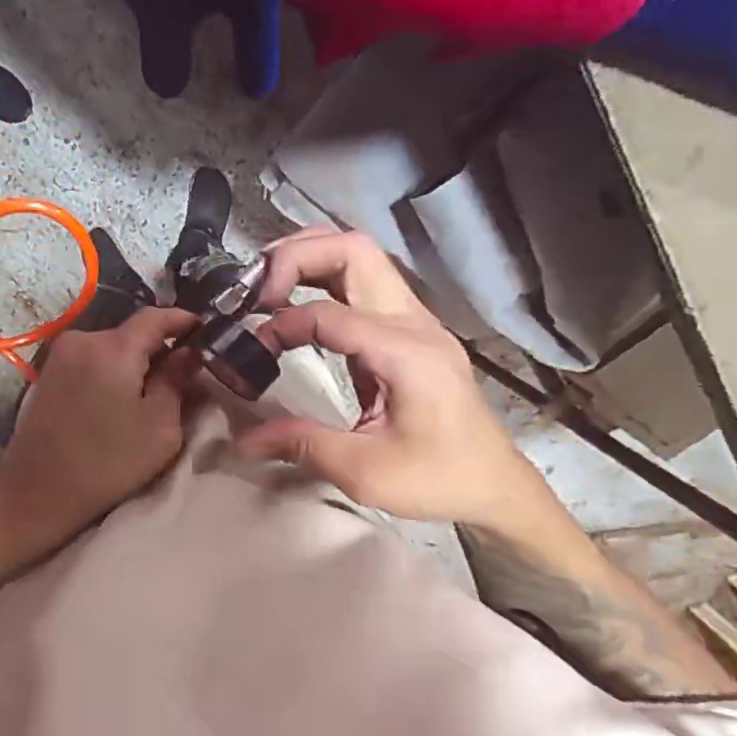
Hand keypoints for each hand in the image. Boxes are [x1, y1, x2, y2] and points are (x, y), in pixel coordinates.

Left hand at [0, 308, 199, 562]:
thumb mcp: (159, 427)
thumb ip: (177, 381)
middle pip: (132, 333)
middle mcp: (82, 339)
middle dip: (161, 348)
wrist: (36, 492)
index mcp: (113, 347)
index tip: (208, 335)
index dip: (186, 321)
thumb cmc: (106, 463)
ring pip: (111, 348)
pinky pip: (91, 362)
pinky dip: (111, 373)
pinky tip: (121, 399)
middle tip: (187, 375)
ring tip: (155, 392)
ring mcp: (59, 356)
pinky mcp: (47, 375)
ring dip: (135, 363)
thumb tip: (188, 352)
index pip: (157, 316)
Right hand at [240, 229, 561, 532]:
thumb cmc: (436, 479)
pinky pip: (360, 285)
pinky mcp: (406, 331)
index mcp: (407, 353)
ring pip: (359, 258)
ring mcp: (414, 322)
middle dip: (295, 257)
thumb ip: (301, 444)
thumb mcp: (364, 471)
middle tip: (251, 289)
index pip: (330, 312)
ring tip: (263, 289)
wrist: (493, 484)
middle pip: (354, 251)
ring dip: (307, 261)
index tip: (253, 353)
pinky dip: (318, 282)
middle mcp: (413, 323)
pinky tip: (290, 306)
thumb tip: (244, 439)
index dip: (282, 325)